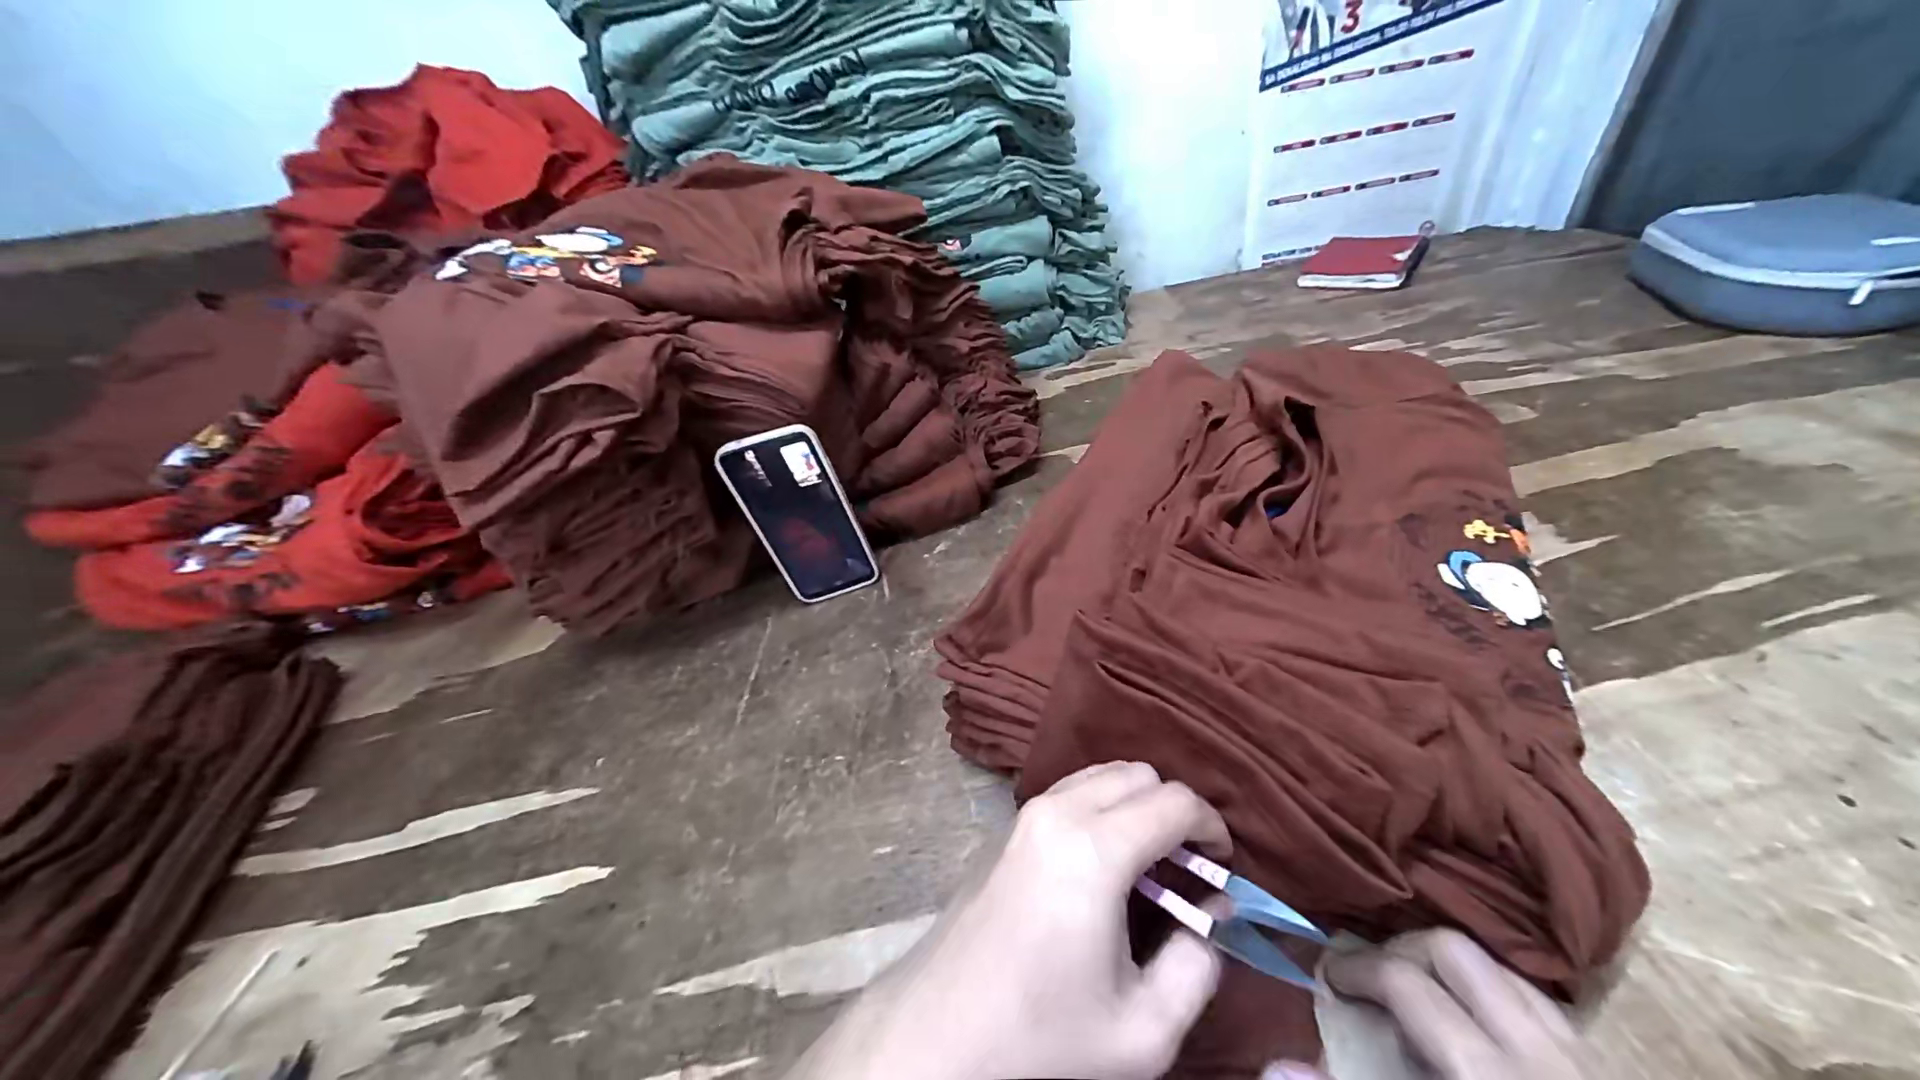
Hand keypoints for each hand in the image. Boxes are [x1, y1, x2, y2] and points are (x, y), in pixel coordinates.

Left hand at [786, 761, 1230, 1079]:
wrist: (940, 1031)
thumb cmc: (1043, 1035)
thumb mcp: (1144, 1029)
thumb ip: (1199, 964)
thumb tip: (1214, 909)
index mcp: (1094, 849)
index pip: (1175, 802)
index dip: (1212, 828)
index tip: (1223, 866)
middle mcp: (1056, 811)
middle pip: (1137, 773)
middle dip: (1173, 809)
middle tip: (1187, 866)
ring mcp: (1023, 814)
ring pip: (1098, 774)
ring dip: (1135, 804)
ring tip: (1148, 864)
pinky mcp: (1003, 828)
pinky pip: (1066, 792)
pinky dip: (1100, 806)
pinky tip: (1102, 862)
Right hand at [1281, 930, 1590, 1079]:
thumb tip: (1278, 1064)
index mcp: (1487, 1077)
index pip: (1407, 981)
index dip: (1355, 968)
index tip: (1328, 978)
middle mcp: (1542, 1057)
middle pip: (1453, 952)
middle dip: (1398, 952)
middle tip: (1368, 981)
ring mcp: (1588, 1065)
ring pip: (1502, 970)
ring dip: (1449, 972)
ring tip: (1420, 1001)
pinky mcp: (1616, 1078)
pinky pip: (1544, 1005)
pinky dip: (1498, 998)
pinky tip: (1482, 1035)